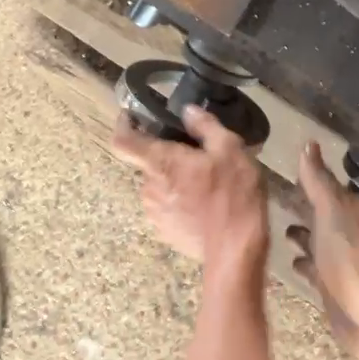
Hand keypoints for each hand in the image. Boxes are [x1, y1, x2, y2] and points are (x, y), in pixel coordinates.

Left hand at [112, 106, 267, 266]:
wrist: (235, 248)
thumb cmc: (233, 192)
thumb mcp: (230, 149)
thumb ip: (206, 126)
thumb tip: (188, 110)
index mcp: (161, 163)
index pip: (124, 142)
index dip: (123, 125)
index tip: (130, 114)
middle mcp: (149, 188)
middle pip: (148, 163)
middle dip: (168, 153)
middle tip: (198, 150)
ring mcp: (154, 213)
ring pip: (159, 184)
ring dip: (176, 177)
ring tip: (207, 177)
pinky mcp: (164, 231)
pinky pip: (166, 205)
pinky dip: (180, 197)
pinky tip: (205, 201)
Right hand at [286, 141, 358, 359]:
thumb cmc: (353, 254)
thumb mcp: (333, 210)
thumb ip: (319, 181)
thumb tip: (309, 143)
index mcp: (348, 209)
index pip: (322, 190)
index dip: (305, 183)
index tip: (282, 176)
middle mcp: (345, 232)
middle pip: (320, 216)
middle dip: (301, 209)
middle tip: (273, 203)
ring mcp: (340, 262)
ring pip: (318, 243)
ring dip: (303, 237)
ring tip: (279, 230)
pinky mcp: (333, 290)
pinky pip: (316, 271)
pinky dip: (305, 265)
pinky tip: (291, 264)